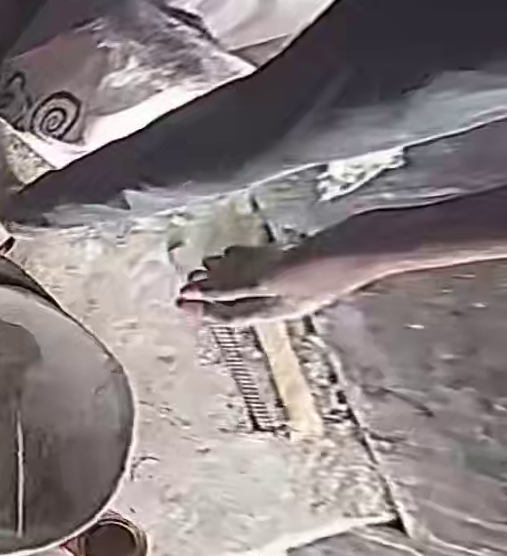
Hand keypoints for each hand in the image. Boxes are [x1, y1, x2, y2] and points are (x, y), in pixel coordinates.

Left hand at [178, 243, 374, 325]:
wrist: (378, 239)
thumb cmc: (324, 265)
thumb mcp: (268, 281)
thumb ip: (229, 289)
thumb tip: (192, 294)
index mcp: (274, 310)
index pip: (228, 316)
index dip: (200, 310)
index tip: (176, 300)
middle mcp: (281, 298)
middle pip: (236, 298)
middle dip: (209, 290)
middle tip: (187, 278)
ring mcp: (293, 278)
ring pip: (249, 279)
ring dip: (224, 273)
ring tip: (205, 263)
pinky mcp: (302, 259)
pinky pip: (265, 263)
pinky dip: (246, 259)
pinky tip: (232, 250)